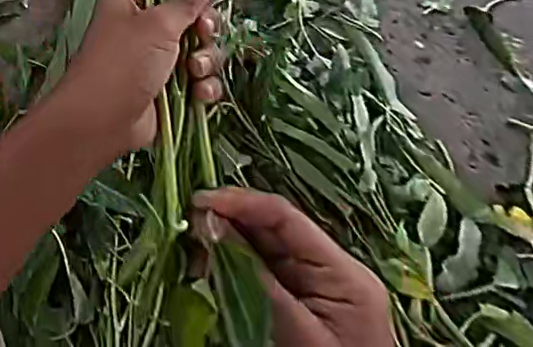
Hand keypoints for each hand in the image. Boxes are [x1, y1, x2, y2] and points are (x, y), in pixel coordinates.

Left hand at [49, 0, 217, 154]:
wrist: (105, 119)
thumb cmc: (124, 61)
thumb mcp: (156, 25)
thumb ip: (184, 2)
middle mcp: (142, 18)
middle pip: (189, 10)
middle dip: (203, 25)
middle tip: (202, 34)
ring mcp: (156, 51)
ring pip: (198, 44)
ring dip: (204, 58)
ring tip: (193, 71)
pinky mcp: (168, 81)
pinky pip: (198, 75)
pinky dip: (203, 84)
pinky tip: (199, 94)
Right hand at [192, 189, 392, 346]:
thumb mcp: (294, 331)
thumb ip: (252, 275)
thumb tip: (208, 221)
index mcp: (342, 272)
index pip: (283, 215)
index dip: (238, 201)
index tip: (198, 202)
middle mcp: (327, 268)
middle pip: (267, 226)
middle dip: (224, 222)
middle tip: (190, 229)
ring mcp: (311, 285)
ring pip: (256, 245)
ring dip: (222, 243)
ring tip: (195, 253)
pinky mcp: (294, 301)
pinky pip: (255, 269)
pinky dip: (228, 265)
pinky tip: (208, 268)